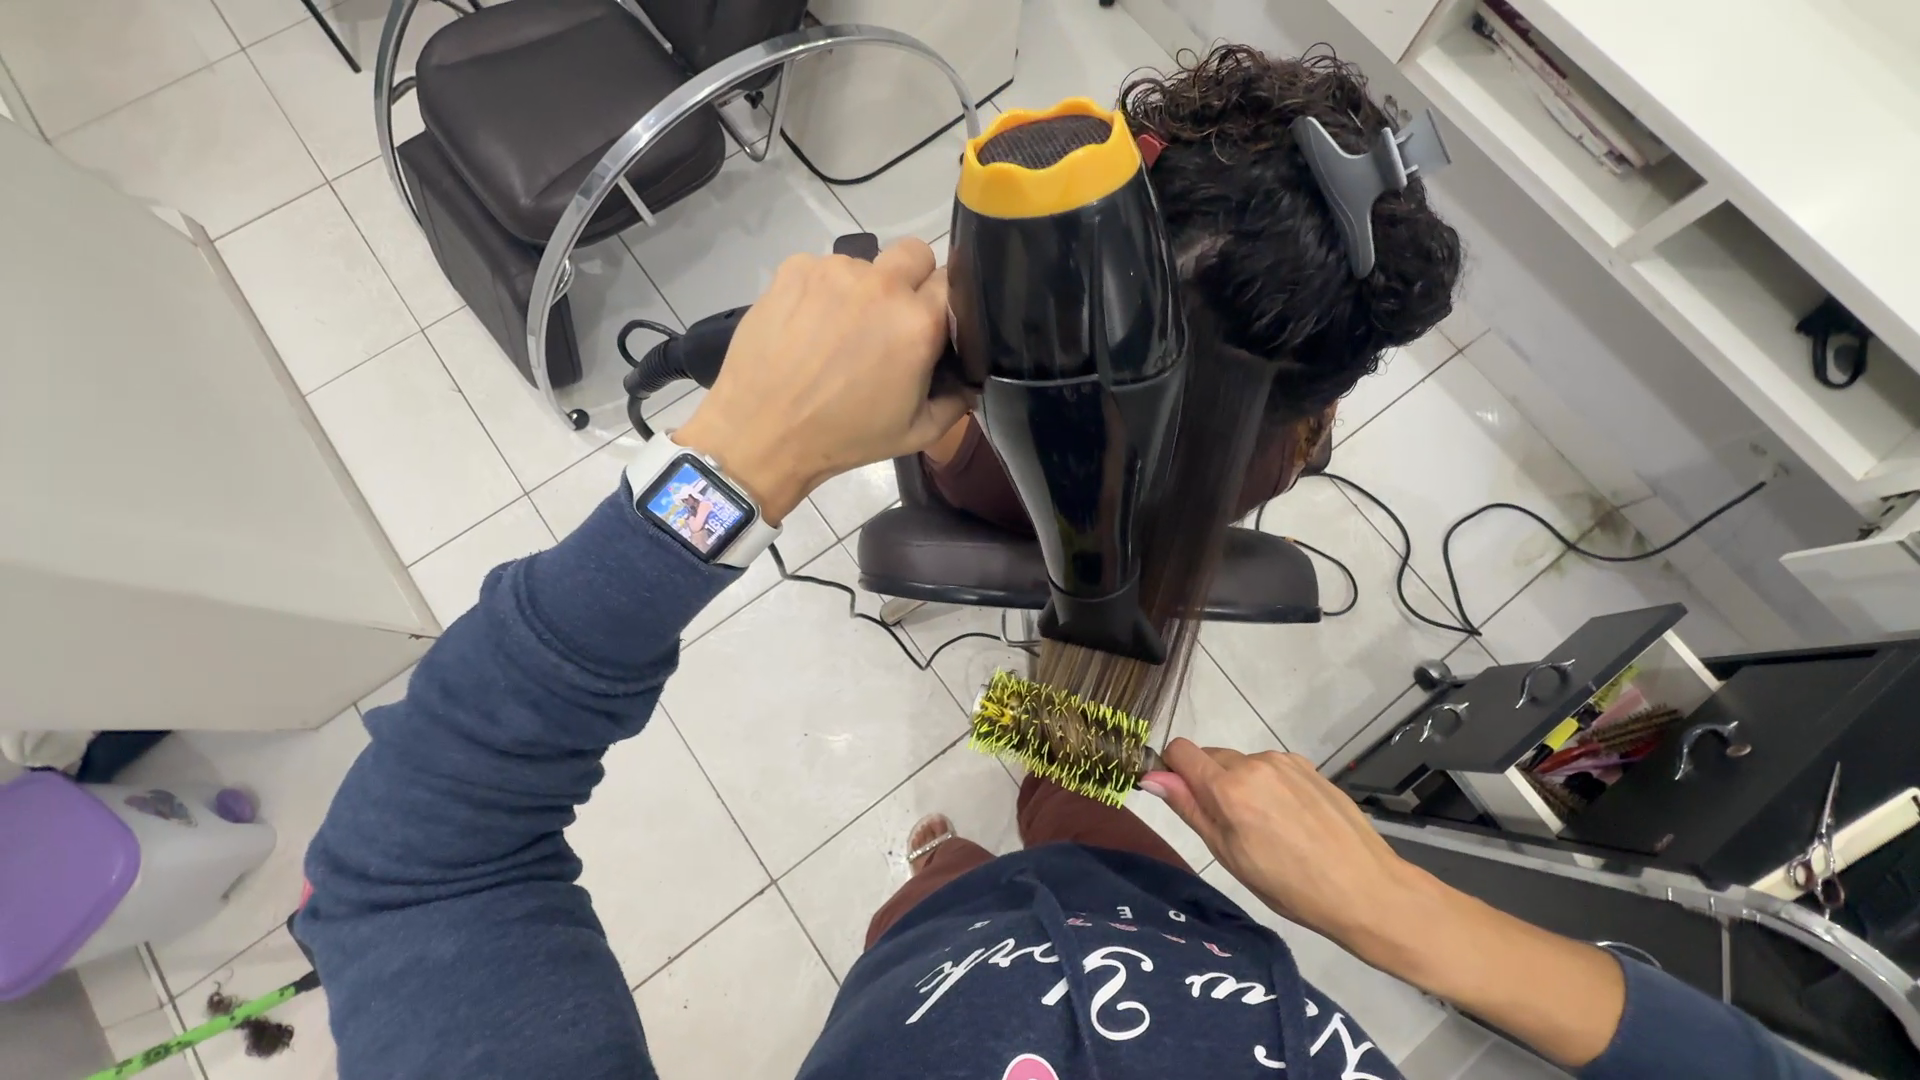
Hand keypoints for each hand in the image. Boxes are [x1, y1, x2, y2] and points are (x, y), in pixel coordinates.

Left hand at [673, 239, 966, 522]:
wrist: (762, 432)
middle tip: (893, 319)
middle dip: (913, 280)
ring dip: (864, 288)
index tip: (935, 327)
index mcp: (918, 322)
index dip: (948, 305)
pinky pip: (823, 269)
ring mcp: (834, 271)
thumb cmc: (845, 438)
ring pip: (866, 263)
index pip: (954, 284)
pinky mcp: (794, 270)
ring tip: (840, 331)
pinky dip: (823, 291)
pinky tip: (809, 326)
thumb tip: (970, 382)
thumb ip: (957, 403)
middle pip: (916, 253)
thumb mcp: (916, 433)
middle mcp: (881, 285)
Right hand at [1143, 739, 1421, 948]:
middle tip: (1231, 827)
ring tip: (1266, 826)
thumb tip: (1150, 777)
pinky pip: (1269, 767)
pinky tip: (1290, 818)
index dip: (1173, 771)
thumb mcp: (1229, 854)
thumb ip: (1189, 808)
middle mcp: (1253, 762)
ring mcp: (1283, 761)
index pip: (1179, 751)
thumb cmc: (1289, 886)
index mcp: (1229, 787)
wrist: (1367, 890)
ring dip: (1239, 784)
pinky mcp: (1308, 766)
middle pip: (1210, 756)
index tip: (1185, 799)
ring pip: (1240, 762)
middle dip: (1209, 782)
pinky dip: (1267, 785)